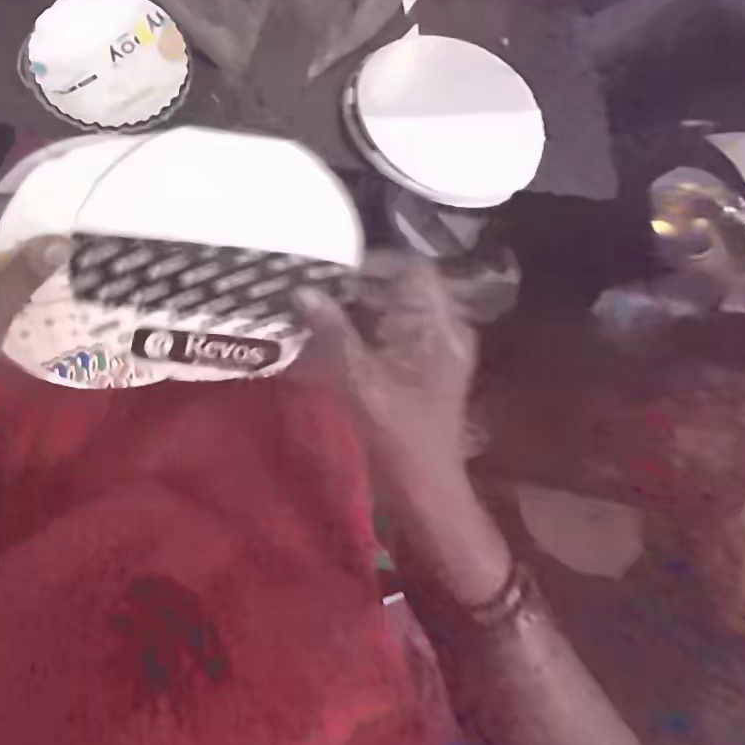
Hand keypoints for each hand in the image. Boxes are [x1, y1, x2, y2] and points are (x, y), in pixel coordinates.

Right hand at [294, 251, 478, 490]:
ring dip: (357, 301)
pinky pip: (392, 326)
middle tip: (314, 280)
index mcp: (438, 326)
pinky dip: (362, 322)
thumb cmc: (397, 430)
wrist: (424, 484)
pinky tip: (331, 329)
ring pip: (395, 305)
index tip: (331, 263)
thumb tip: (301, 290)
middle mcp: (443, 329)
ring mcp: (435, 347)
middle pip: (402, 285)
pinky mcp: (422, 364)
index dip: (373, 260)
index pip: (413, 268)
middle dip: (357, 280)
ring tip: (316, 301)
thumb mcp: (358, 375)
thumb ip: (330, 328)